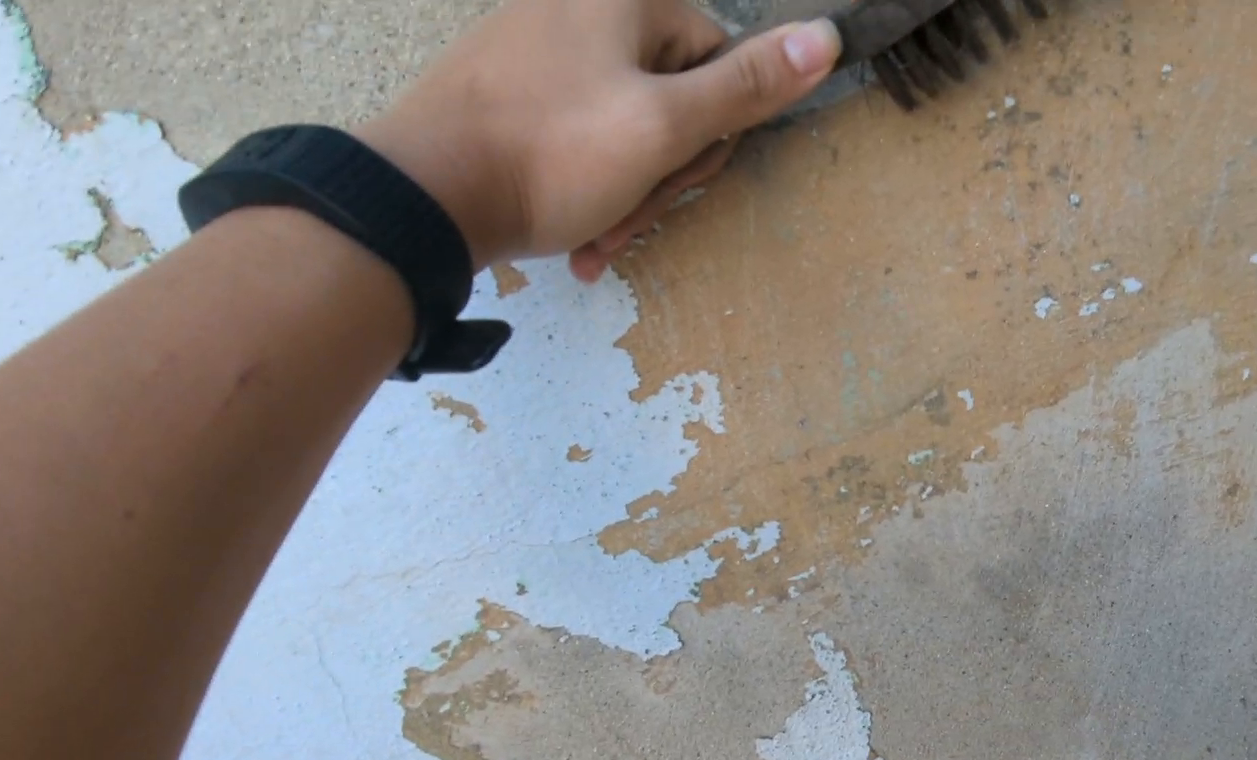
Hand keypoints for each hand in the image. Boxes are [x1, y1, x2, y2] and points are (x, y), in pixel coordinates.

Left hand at [355, 0, 841, 279]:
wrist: (430, 196)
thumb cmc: (555, 155)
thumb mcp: (664, 126)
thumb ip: (745, 88)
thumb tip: (826, 35)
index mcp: (624, 0)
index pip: (718, 58)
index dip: (711, 131)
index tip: (676, 175)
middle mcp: (585, 10)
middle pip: (675, 99)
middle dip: (664, 173)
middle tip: (633, 212)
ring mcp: (546, 53)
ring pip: (632, 132)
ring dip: (630, 198)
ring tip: (602, 238)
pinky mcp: (520, 96)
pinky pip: (587, 143)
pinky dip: (593, 193)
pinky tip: (582, 238)